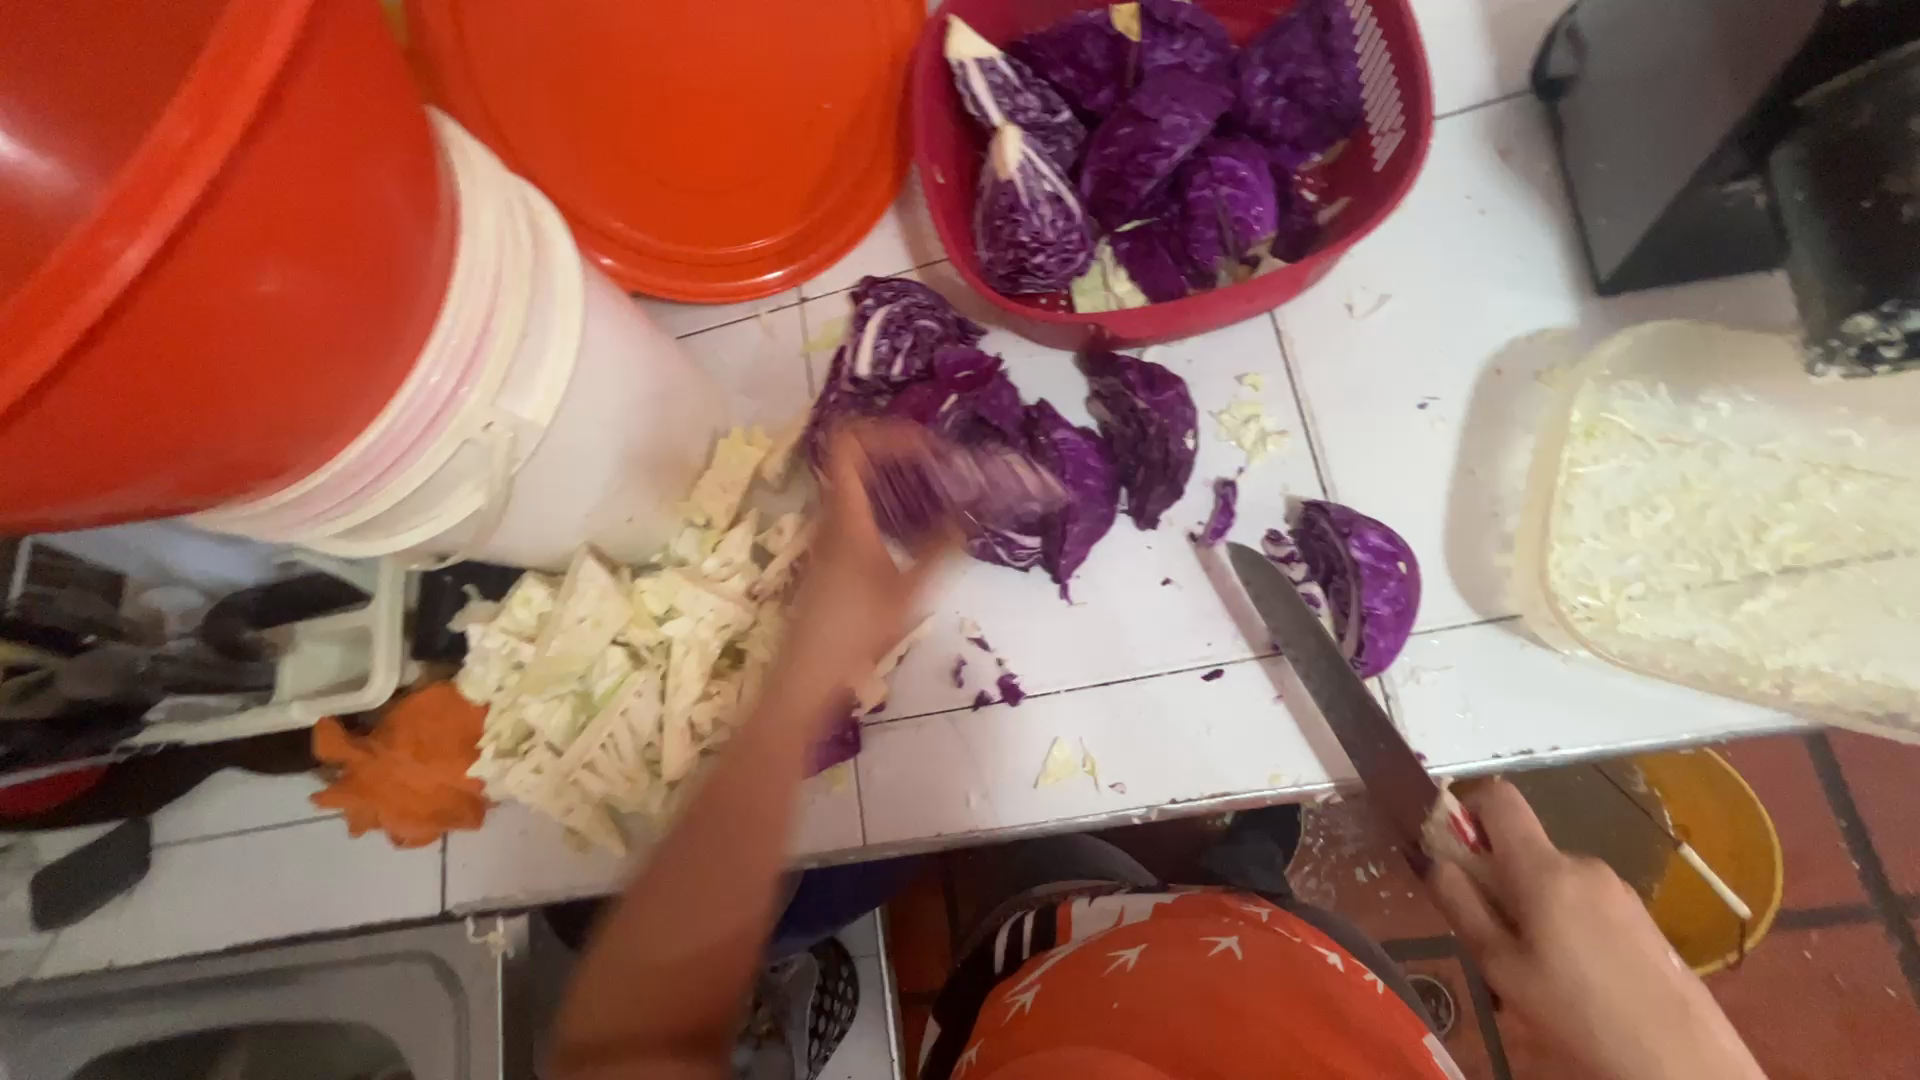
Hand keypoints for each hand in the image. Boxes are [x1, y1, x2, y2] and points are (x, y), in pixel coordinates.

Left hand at [773, 423, 955, 713]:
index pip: (849, 444)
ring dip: (893, 477)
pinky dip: (885, 502)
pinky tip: (915, 528)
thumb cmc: (856, 634)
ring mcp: (827, 537)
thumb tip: (967, 516)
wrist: (807, 677)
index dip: (886, 432)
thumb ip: (940, 551)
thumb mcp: (910, 593)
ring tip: (934, 490)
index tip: (928, 446)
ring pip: (856, 484)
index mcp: (846, 516)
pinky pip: (857, 508)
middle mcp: (830, 518)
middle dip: (898, 451)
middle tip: (939, 464)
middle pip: (854, 458)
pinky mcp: (830, 556)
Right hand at [1425, 779, 1764, 1079]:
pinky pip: (1584, 903)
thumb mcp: (1499, 964)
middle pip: (1521, 848)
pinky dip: (1564, 925)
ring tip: (1534, 969)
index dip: (1467, 810)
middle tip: (1493, 939)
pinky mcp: (1644, 921)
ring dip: (1530, 907)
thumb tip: (1433, 858)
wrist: (1691, 1074)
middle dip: (1496, 878)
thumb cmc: (1580, 1016)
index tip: (1456, 853)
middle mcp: (1583, 865)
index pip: (1498, 797)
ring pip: (1551, 880)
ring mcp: (1620, 893)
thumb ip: (1459, 902)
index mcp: (1544, 867)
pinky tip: (1576, 980)